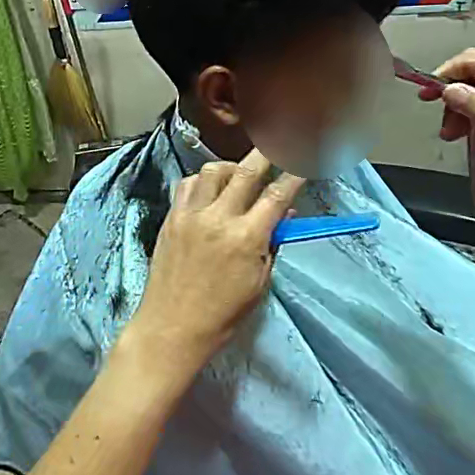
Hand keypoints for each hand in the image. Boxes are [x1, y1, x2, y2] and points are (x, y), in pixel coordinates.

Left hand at [123, 149, 304, 372]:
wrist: (171, 330)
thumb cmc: (223, 315)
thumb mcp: (259, 283)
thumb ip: (272, 244)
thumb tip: (284, 215)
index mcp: (246, 238)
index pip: (277, 195)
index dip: (294, 175)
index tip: (303, 161)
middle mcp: (219, 218)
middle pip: (246, 171)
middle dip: (266, 154)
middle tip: (277, 145)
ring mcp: (192, 215)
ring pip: (214, 170)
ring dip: (232, 167)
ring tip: (240, 175)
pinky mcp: (172, 218)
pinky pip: (188, 184)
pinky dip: (204, 180)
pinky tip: (211, 189)